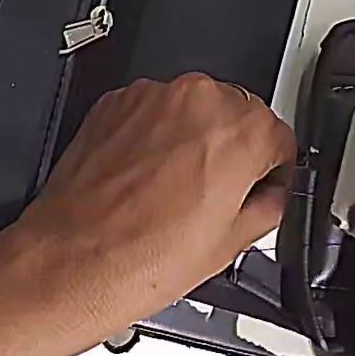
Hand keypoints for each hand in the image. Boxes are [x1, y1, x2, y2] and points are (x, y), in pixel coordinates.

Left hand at [7, 73, 293, 328]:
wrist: (74, 259)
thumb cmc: (141, 257)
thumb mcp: (231, 243)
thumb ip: (268, 205)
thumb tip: (269, 196)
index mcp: (241, 131)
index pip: (281, 135)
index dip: (274, 167)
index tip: (263, 182)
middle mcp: (198, 101)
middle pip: (237, 115)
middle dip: (233, 150)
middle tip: (216, 192)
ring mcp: (153, 97)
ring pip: (193, 109)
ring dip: (192, 138)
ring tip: (173, 189)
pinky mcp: (116, 102)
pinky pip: (153, 111)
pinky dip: (155, 134)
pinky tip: (145, 177)